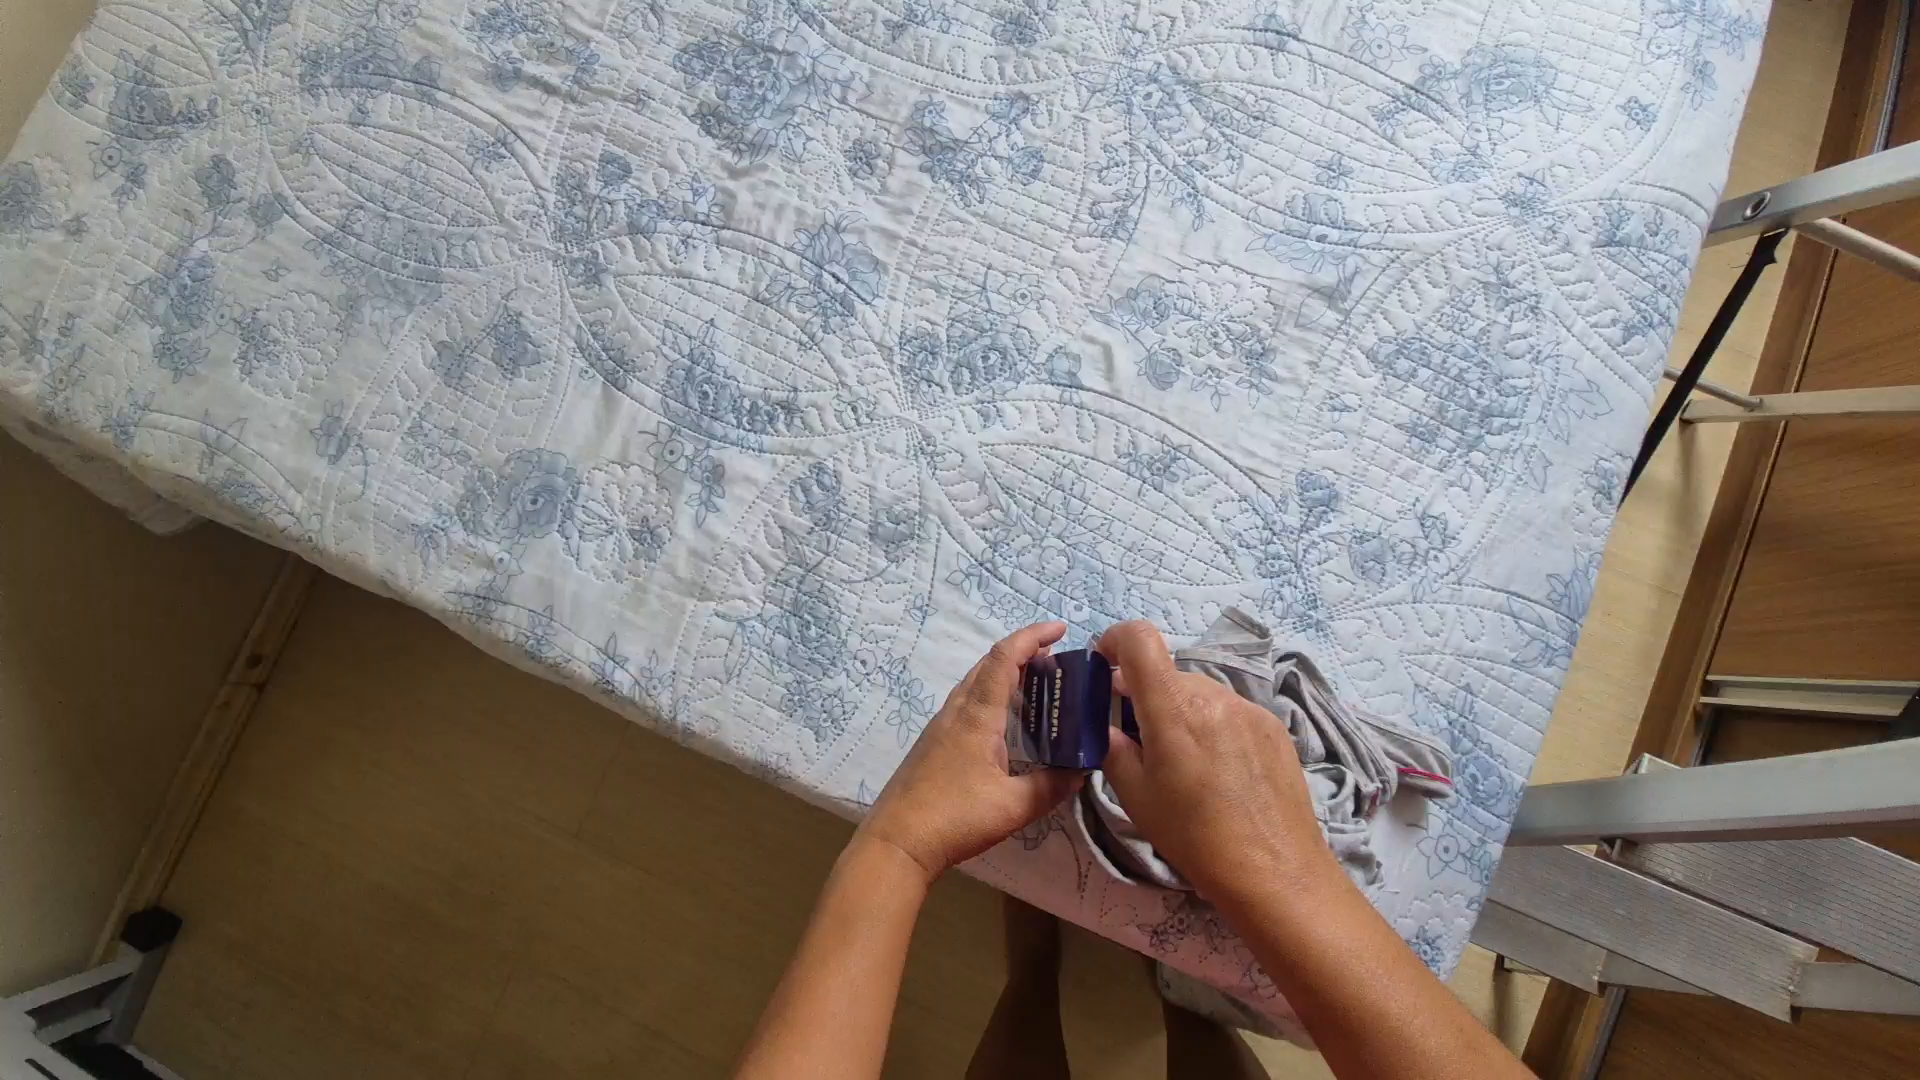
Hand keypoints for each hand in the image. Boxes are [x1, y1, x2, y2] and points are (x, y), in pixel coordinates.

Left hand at [857, 621, 1085, 882]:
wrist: (897, 841)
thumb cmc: (955, 817)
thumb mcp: (1013, 807)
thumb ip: (1050, 787)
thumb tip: (1081, 772)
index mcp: (977, 714)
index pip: (1005, 658)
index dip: (1032, 637)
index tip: (1060, 628)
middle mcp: (957, 710)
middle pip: (989, 664)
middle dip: (1023, 653)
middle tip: (1056, 661)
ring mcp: (941, 725)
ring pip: (976, 683)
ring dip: (1005, 674)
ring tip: (1037, 687)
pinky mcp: (934, 742)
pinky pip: (968, 703)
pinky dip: (992, 696)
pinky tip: (1005, 722)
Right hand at [1096, 621, 1340, 908]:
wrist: (1276, 874)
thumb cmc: (1194, 837)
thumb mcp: (1134, 796)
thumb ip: (1112, 746)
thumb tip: (1109, 722)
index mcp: (1174, 707)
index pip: (1140, 639)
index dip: (1115, 640)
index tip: (1105, 667)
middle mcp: (1213, 694)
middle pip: (1167, 674)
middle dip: (1145, 695)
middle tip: (1140, 739)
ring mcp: (1249, 708)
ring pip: (1198, 693)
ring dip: (1180, 711)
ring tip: (1185, 763)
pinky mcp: (1274, 726)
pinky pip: (1228, 710)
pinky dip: (1211, 725)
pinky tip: (1219, 771)